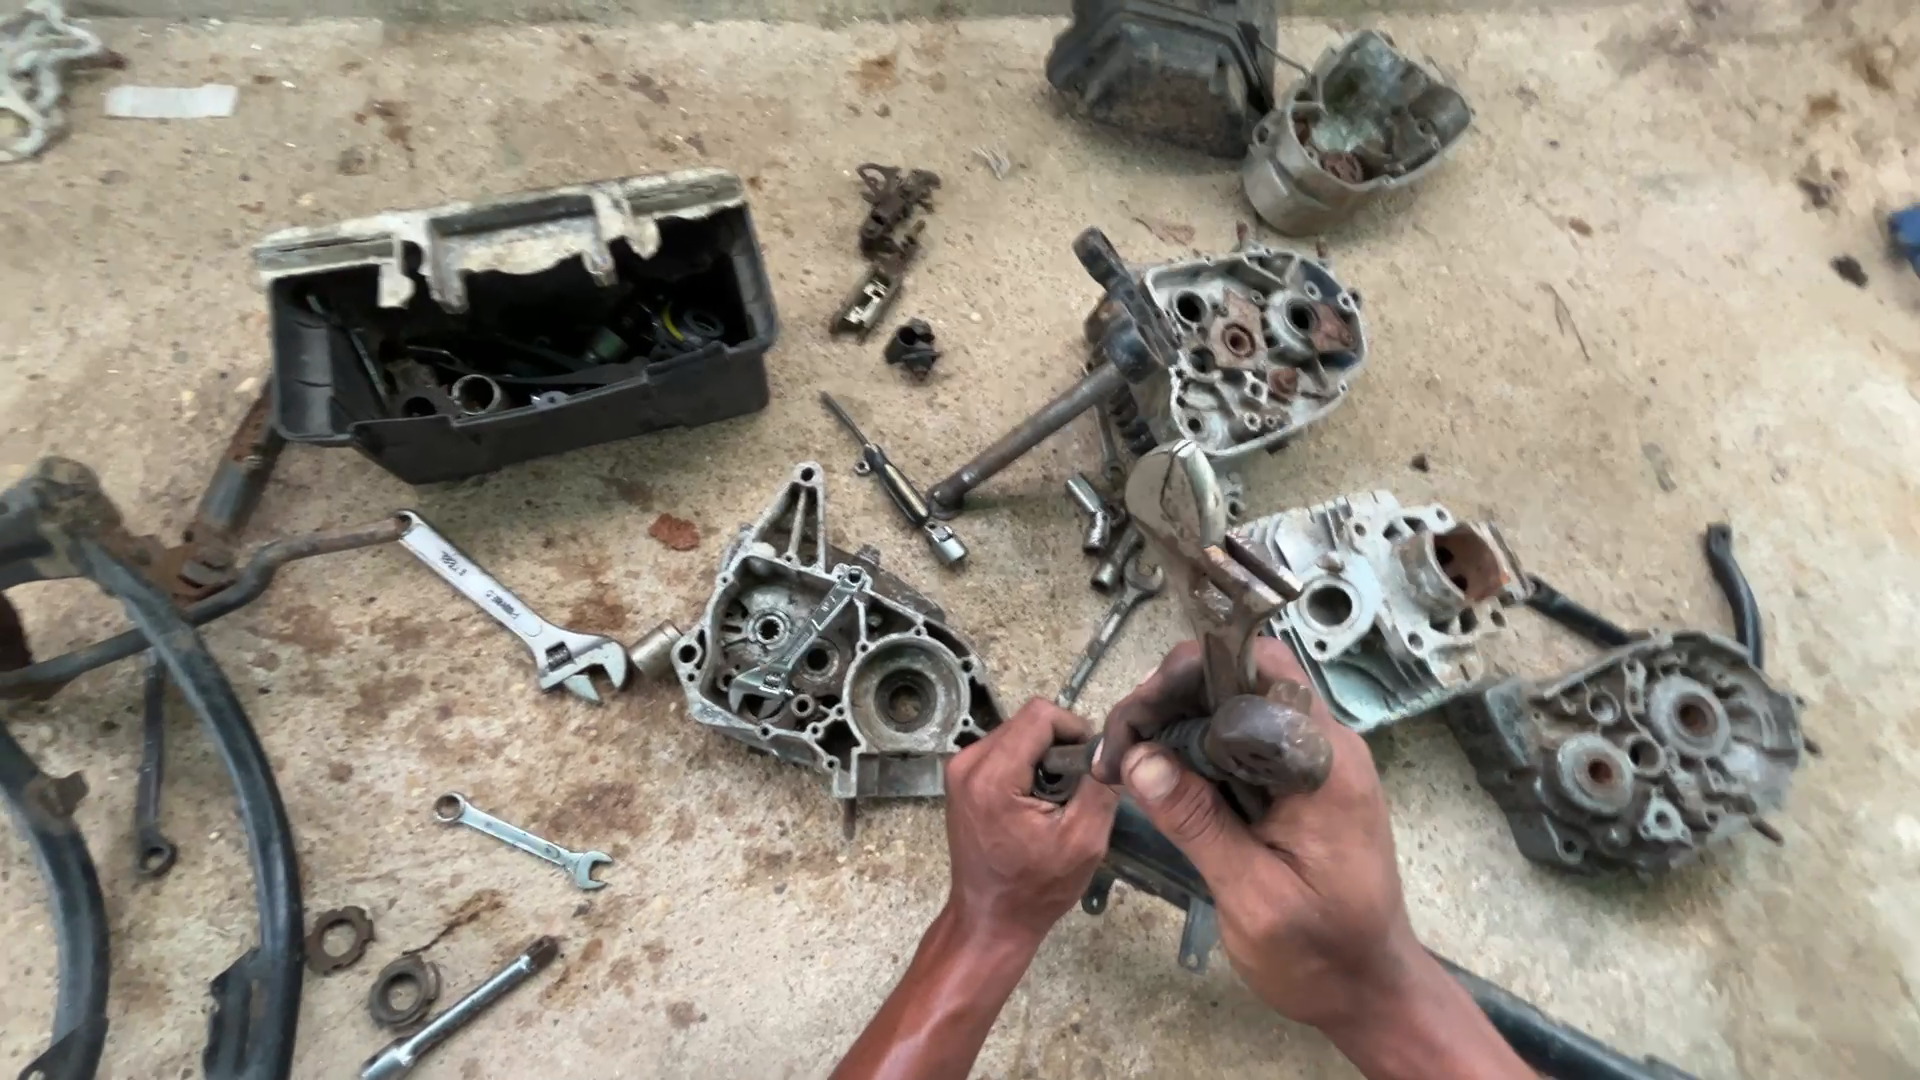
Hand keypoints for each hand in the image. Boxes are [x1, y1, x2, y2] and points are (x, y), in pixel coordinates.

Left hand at [942, 698, 1118, 946]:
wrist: (989, 920)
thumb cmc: (1035, 889)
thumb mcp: (1083, 841)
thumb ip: (1098, 787)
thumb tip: (1109, 748)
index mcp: (992, 775)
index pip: (1040, 714)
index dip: (1073, 729)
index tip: (1087, 764)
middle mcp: (968, 762)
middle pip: (1027, 721)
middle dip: (1058, 746)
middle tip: (1073, 789)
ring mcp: (960, 767)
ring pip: (1017, 732)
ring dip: (1043, 756)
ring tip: (1054, 799)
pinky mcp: (962, 776)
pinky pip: (1004, 748)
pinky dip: (1026, 764)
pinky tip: (1035, 800)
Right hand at [1099, 639, 1423, 1034]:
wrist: (1368, 991)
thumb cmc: (1323, 956)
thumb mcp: (1254, 898)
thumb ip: (1199, 825)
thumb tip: (1138, 758)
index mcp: (1323, 761)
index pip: (1257, 669)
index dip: (1189, 677)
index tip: (1137, 724)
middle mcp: (1316, 742)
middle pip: (1230, 676)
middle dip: (1164, 698)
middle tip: (1117, 749)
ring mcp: (1301, 755)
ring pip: (1221, 701)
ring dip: (1165, 720)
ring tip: (1122, 762)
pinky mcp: (1283, 773)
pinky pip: (1225, 734)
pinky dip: (1181, 744)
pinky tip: (1150, 775)